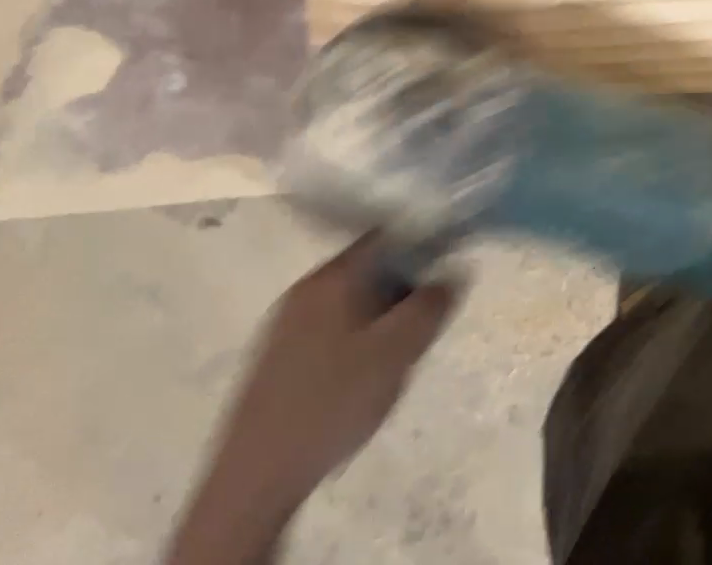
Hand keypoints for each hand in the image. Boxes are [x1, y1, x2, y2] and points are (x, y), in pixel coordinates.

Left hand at [207, 238, 459, 504]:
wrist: (257, 475)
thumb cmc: (333, 402)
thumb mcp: (398, 352)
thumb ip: (431, 306)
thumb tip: (453, 272)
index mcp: (331, 279)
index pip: (386, 237)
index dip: (423, 246)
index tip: (447, 273)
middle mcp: (304, 290)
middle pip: (370, 269)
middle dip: (404, 290)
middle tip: (425, 326)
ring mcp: (286, 323)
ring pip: (353, 302)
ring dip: (383, 318)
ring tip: (398, 358)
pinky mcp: (280, 356)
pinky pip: (333, 328)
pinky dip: (359, 339)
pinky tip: (364, 378)